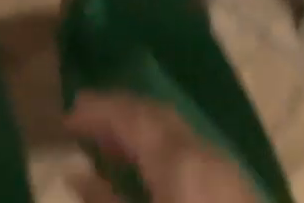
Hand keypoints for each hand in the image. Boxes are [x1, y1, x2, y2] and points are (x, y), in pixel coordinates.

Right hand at [66, 93, 267, 202]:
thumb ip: (105, 201)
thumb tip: (77, 177)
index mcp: (179, 161)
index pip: (132, 115)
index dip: (97, 110)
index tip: (66, 119)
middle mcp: (205, 156)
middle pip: (156, 117)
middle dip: (119, 115)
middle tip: (83, 124)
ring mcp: (227, 177)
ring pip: (176, 137)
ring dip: (140, 136)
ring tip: (108, 151)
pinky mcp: (238, 197)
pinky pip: (191, 159)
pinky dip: (161, 157)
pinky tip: (146, 180)